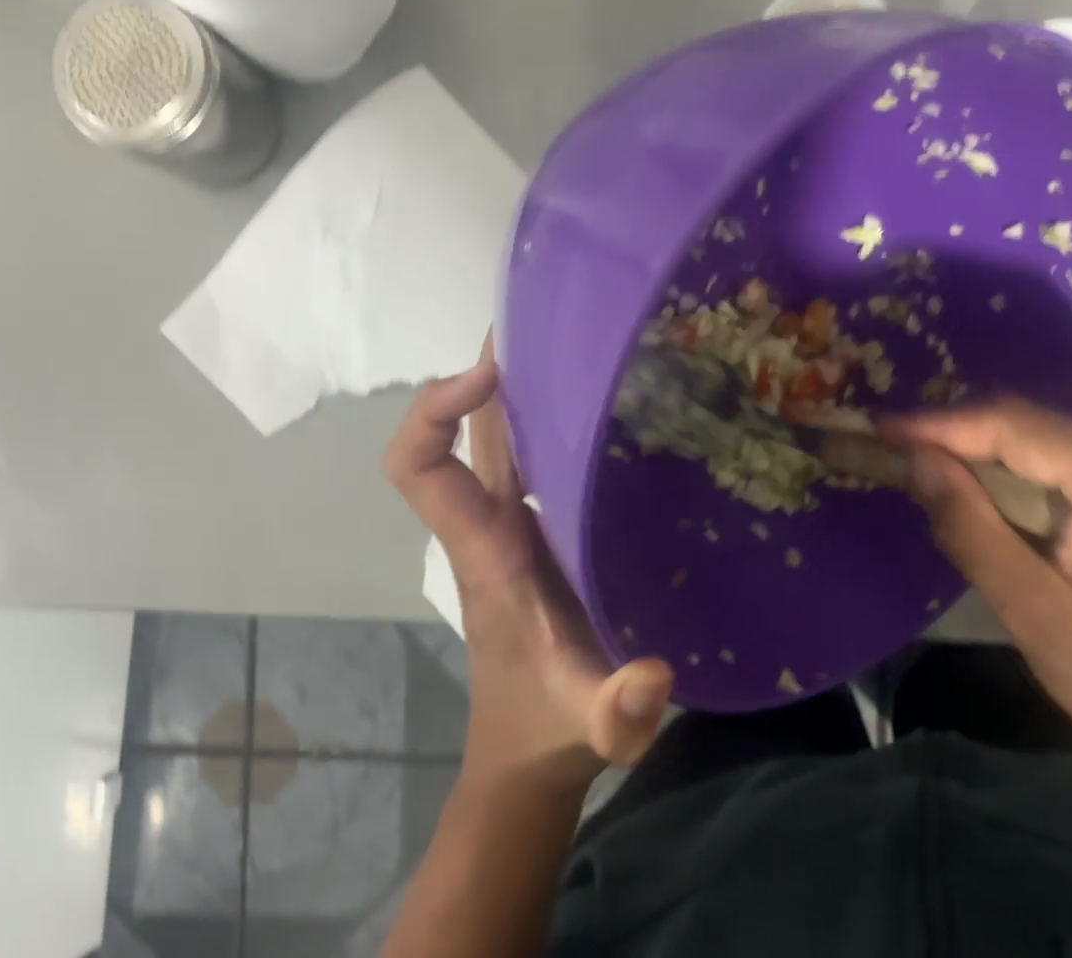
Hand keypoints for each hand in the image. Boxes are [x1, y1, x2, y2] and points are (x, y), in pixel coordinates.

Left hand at [384, 346, 674, 790]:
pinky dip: (558, 429)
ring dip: (528, 393)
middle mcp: (493, 528)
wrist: (527, 755)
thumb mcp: (592, 725)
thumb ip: (616, 711)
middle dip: (490, 373)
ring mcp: (519, 532)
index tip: (494, 373)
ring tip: (586, 345)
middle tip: (550, 316)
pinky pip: (541, 467)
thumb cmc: (545, 729)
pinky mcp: (548, 541)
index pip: (418, 467)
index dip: (434, 410)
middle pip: (464, 434)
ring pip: (504, 444)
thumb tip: (653, 676)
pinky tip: (617, 414)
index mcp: (487, 552)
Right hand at [890, 400, 1071, 784]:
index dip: (936, 425)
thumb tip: (917, 461)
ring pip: (1047, 445)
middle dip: (957, 442)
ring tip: (928, 481)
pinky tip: (991, 503)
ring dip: (987, 462)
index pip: (1007, 424)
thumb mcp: (1032, 608)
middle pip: (1028, 427)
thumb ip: (970, 526)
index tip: (876, 429)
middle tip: (892, 459)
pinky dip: (1023, 480)